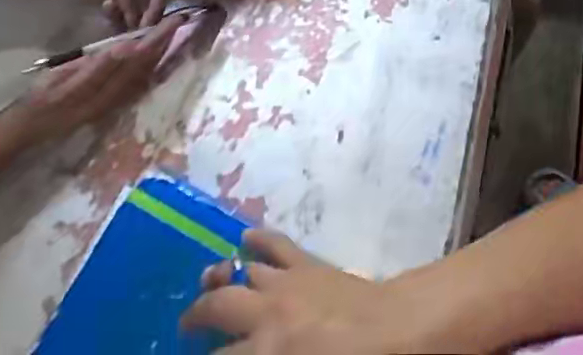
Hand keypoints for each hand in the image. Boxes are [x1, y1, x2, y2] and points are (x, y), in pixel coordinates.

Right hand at [0, 15, 183, 149]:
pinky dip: (117, 25)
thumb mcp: (67, 86)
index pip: (147, 57)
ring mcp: (115, 76)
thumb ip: (101, 68)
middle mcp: (124, 83)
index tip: (178, 16)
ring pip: (133, 42)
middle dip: (152, 20)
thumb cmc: (43, 103)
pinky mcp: (105, 71)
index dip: (163, 35)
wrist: (25, 125)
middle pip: (146, 47)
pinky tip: (109, 6)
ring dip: (132, 18)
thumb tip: (133, 48)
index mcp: (119, 87)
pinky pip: (119, 46)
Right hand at [181, 230, 419, 354]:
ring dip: (220, 280)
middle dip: (195, 319)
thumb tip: (254, 348)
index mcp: (263, 354)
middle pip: (216, 309)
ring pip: (241, 274)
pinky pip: (278, 246)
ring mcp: (287, 284)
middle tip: (186, 329)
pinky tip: (245, 239)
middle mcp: (265, 315)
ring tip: (207, 284)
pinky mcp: (309, 264)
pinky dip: (260, 240)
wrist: (396, 331)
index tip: (193, 350)